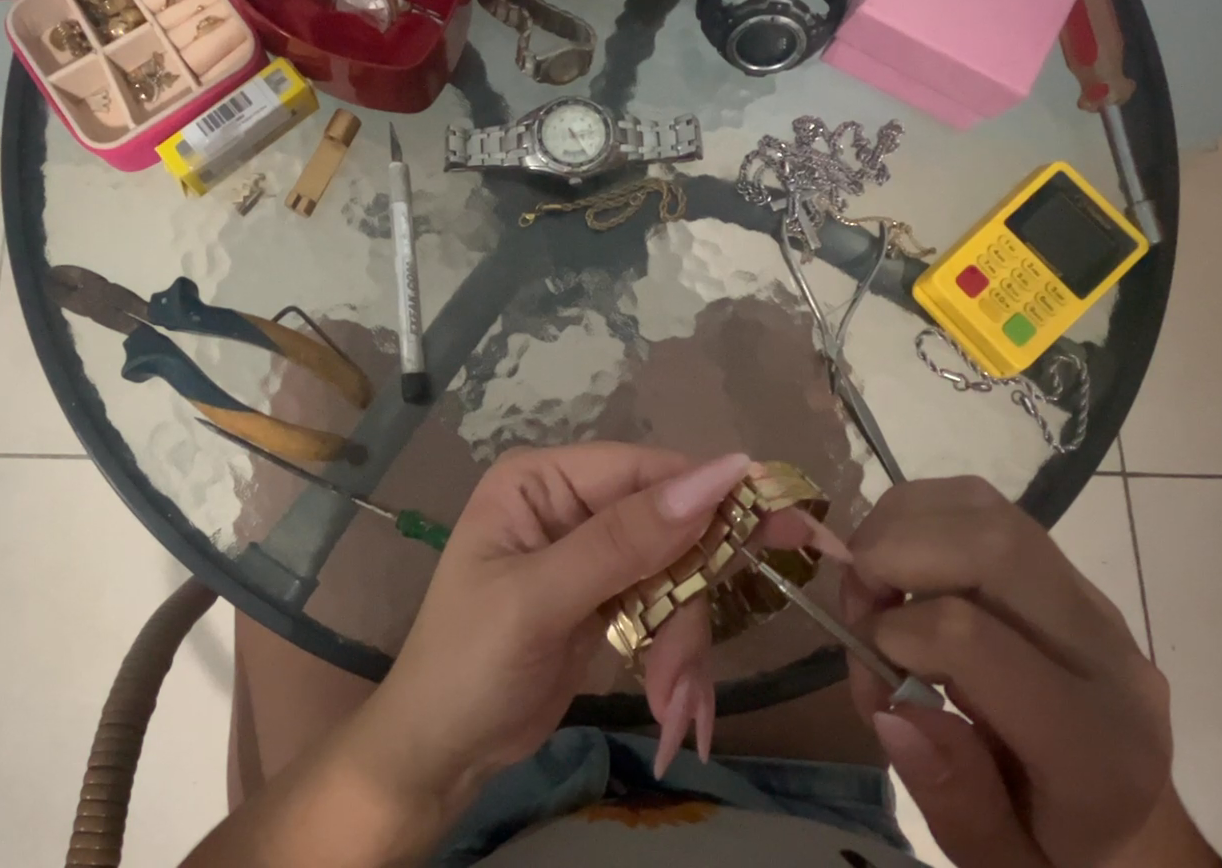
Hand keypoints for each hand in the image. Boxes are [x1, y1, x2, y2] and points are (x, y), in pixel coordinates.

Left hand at [349, 444, 752, 808]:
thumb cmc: (468, 664)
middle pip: (670, 525)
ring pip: (678, 574)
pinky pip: (666, 608)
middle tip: (694, 667)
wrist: (440, 750)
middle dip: (688, 600)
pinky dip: (674, 654)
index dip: (709, 495)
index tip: (781, 526)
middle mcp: (569, 505)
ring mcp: (591, 554)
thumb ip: (624, 541)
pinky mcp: (608, 598)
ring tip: (668, 703)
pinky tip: (668, 704)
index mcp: (540, 481)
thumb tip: (718, 475)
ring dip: (681, 641)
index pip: (642, 470)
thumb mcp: (539, 600)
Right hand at [845, 477, 1216, 867]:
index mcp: (1095, 744)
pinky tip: (902, 569)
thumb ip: (953, 798)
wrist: (1132, 825)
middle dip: (888, 555)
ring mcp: (1090, 603)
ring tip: (876, 584)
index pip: (970, 636)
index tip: (875, 680)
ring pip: (984, 509)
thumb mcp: (1002, 862)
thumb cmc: (1056, 850)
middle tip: (859, 606)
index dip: (890, 638)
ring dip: (898, 528)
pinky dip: (918, 517)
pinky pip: (984, 508)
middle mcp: (1104, 653)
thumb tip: (892, 708)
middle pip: (989, 544)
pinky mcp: (1066, 578)